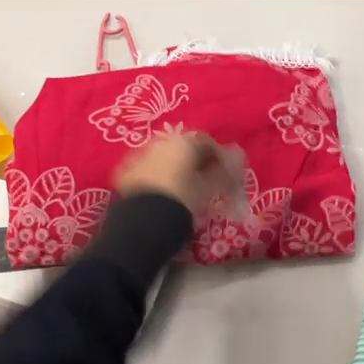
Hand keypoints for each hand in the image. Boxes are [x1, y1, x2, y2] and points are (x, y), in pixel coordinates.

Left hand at [113, 132, 244, 212]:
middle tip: (204, 180)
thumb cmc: (183, 201)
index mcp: (183, 142)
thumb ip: (224, 171)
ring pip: (163, 156)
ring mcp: (140, 154)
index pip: (207, 142)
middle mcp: (160, 142)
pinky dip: (156, 175)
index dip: (219, 157)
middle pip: (183, 147)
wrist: (144, 221)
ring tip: (182, 187)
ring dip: (174, 166)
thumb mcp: (207, 189)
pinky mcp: (125, 171)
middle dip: (194, 160)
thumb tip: (238, 156)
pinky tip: (161, 192)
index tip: (225, 174)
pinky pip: (146, 168)